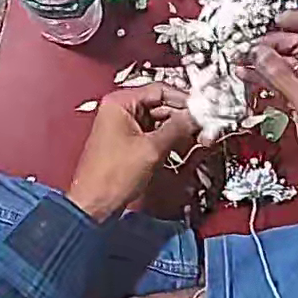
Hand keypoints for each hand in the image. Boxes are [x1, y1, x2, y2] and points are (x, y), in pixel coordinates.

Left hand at [67, 84, 199, 221]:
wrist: (94, 206)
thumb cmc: (110, 177)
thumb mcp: (151, 148)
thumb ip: (178, 128)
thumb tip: (196, 115)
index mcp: (120, 103)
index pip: (160, 90)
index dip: (184, 100)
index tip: (202, 108)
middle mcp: (120, 110)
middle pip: (161, 105)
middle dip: (183, 118)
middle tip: (203, 126)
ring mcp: (124, 127)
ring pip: (160, 120)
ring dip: (178, 130)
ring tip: (197, 138)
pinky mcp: (129, 142)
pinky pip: (154, 134)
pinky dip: (169, 140)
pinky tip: (183, 147)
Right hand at [241, 11, 297, 182]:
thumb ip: (282, 75)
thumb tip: (261, 53)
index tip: (278, 19)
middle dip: (276, 44)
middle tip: (253, 46)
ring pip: (290, 63)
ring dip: (267, 61)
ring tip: (244, 57)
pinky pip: (285, 81)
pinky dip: (268, 78)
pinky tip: (249, 74)